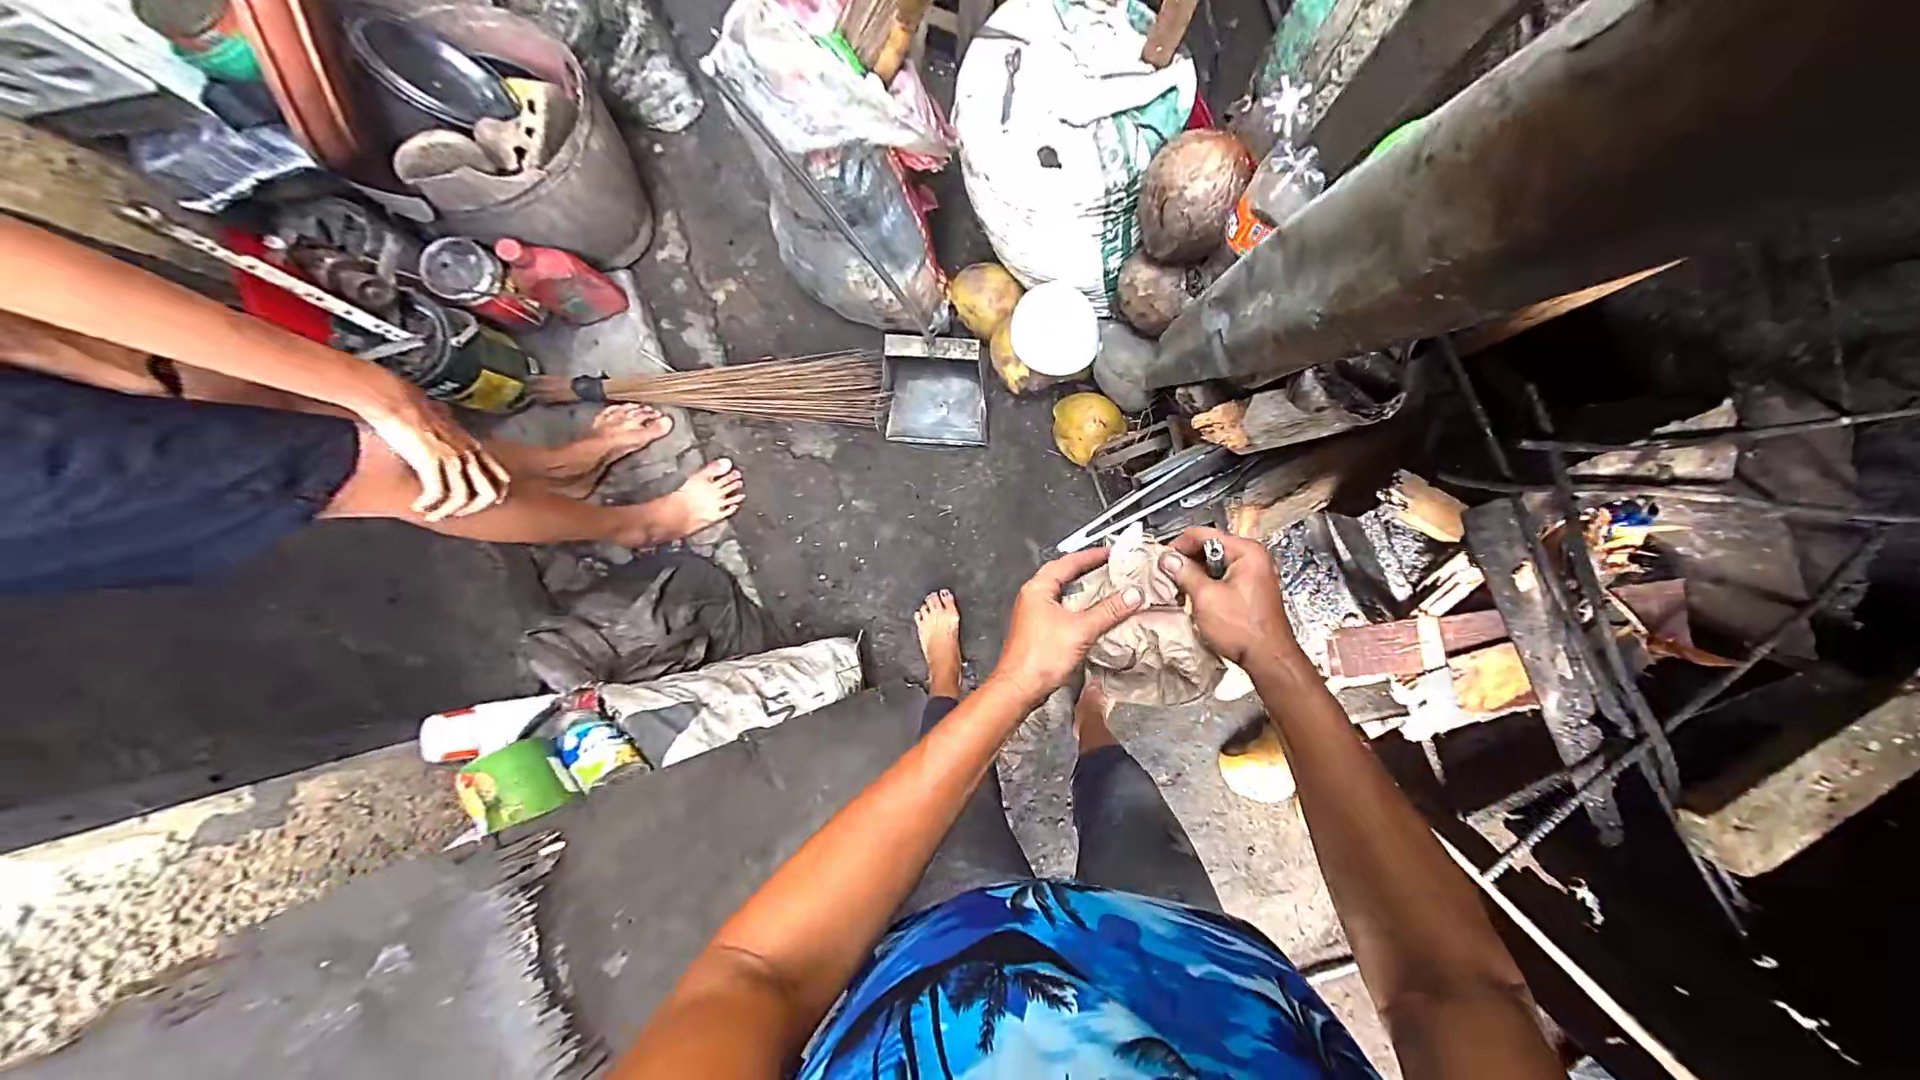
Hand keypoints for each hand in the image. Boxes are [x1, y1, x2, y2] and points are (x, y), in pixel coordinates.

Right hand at [361, 391, 511, 520]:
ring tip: (433, 515)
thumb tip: (452, 439)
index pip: (500, 475)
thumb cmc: (417, 410)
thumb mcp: (448, 425)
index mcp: (474, 446)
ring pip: (461, 498)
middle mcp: (468, 454)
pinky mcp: (430, 462)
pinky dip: (427, 504)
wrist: (397, 401)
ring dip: (446, 512)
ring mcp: (451, 458)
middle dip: (473, 509)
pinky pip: (436, 494)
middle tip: (458, 514)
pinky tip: (418, 506)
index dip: (498, 493)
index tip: (491, 503)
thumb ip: (456, 437)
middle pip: (486, 493)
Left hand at [990, 547, 1144, 701]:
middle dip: (1087, 570)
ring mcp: (1033, 614)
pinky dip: (1079, 607)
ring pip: (1063, 594)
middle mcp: (1032, 597)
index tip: (1111, 553)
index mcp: (1037, 589)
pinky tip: (1092, 615)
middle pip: (1063, 575)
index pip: (1068, 562)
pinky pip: (1062, 610)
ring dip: (1083, 590)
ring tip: (1106, 588)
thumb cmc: (1039, 657)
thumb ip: (1108, 611)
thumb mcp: (1081, 629)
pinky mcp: (1038, 630)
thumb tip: (1131, 596)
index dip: (1091, 556)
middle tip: (1110, 568)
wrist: (1019, 688)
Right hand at [1161, 527, 1305, 672]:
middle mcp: (1254, 559)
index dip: (1179, 546)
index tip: (1164, 559)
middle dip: (1187, 561)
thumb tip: (1170, 559)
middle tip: (1169, 575)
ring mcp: (1253, 575)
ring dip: (1194, 575)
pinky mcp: (1249, 591)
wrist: (1267, 659)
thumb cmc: (1245, 630)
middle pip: (1209, 548)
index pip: (1204, 535)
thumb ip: (1184, 573)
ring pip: (1214, 565)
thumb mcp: (1205, 597)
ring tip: (1180, 589)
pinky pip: (1221, 578)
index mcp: (1247, 552)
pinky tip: (1195, 599)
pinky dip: (1206, 586)